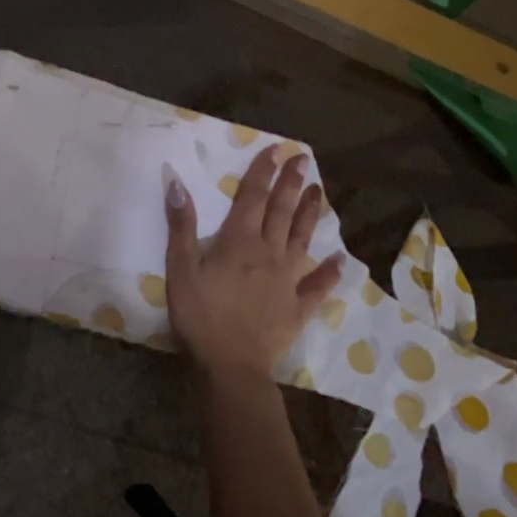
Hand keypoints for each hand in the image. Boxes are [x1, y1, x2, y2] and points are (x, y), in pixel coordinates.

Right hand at [164, 145, 344, 381]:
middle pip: (282, 211)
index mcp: (239, 241)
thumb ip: (181, 225)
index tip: (276, 150)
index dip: (263, 172)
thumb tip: (176, 182)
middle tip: (304, 160)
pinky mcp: (298, 307)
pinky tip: (340, 259)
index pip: (253, 197)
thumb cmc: (200, 315)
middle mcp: (269, 253)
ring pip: (302, 239)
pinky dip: (330, 271)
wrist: (231, 365)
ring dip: (310, 213)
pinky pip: (318, 286)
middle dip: (292, 183)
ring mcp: (288, 280)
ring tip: (320, 192)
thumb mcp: (180, 269)